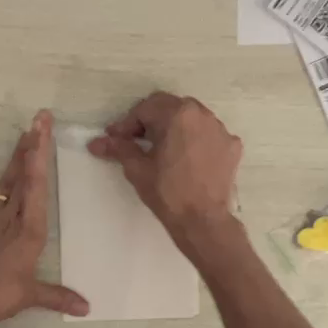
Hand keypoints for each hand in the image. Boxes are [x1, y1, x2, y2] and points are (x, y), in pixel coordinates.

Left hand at [0, 110, 89, 327]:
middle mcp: (11, 219)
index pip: (37, 186)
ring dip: (14, 159)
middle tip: (38, 118)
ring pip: (5, 183)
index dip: (40, 156)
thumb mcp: (32, 296)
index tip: (42, 131)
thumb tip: (87, 309)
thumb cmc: (0, 297)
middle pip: (23, 177)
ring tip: (23, 134)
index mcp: (30, 232)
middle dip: (32, 147)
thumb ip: (59, 297)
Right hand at [88, 92, 243, 250]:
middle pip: (170, 107)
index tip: (115, 139)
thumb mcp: (138, 169)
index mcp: (177, 115)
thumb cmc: (167, 193)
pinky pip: (208, 134)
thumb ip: (119, 149)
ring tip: (163, 150)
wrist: (203, 220)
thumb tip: (95, 142)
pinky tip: (186, 159)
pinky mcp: (232, 146)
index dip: (127, 123)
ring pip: (191, 118)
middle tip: (137, 141)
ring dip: (174, 128)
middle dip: (150, 121)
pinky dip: (195, 141)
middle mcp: (202, 114)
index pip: (146, 108)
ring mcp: (220, 129)